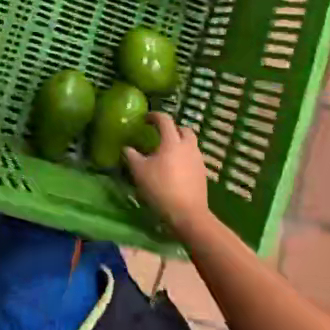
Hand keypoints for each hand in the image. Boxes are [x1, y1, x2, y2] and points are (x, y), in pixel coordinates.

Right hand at [124, 113, 212, 231]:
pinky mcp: (203, 173)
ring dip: (180, 142)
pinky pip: (193, 157)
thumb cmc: (161, 188)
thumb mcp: (139, 172)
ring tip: (167, 152)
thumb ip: (132, 156)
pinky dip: (184, 156)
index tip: (146, 119)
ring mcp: (198, 159)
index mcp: (172, 141)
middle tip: (160, 134)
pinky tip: (175, 168)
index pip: (165, 120)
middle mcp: (188, 146)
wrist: (187, 213)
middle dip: (173, 128)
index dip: (155, 116)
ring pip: (190, 143)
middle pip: (184, 129)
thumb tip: (127, 148)